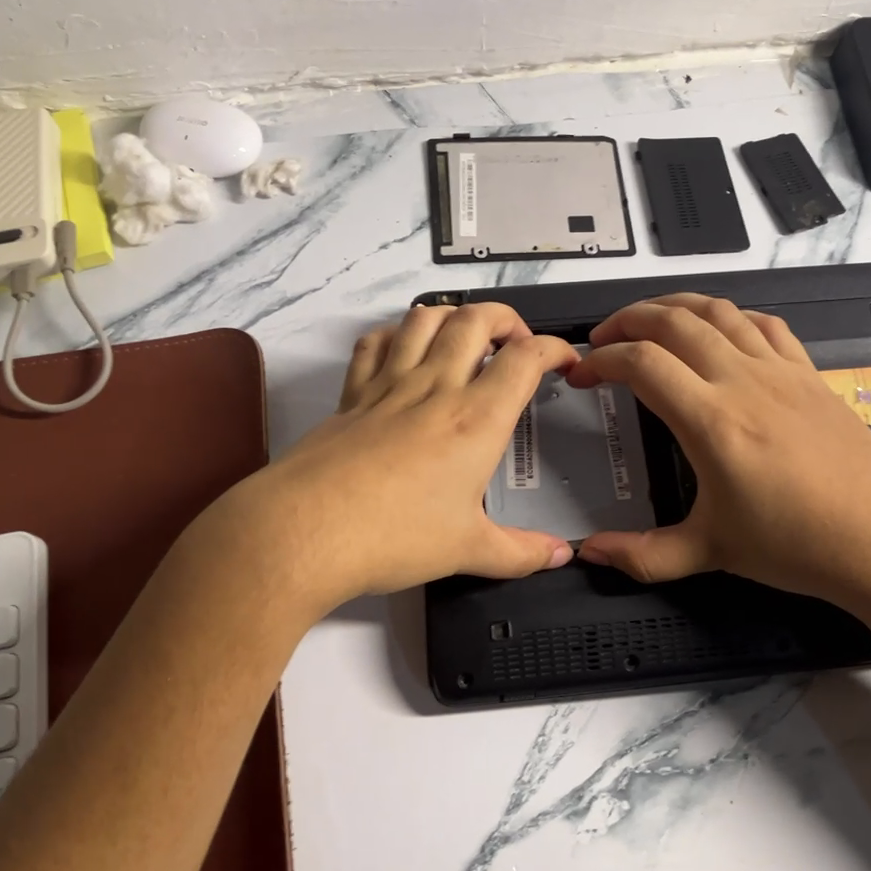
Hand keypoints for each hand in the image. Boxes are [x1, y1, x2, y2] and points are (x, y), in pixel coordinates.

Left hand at [210, 303, 579, 610]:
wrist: (304, 531)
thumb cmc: (394, 537)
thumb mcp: (469, 551)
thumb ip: (521, 553)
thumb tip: (559, 556)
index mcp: (476, 419)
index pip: (525, 358)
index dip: (555, 348)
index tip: (566, 362)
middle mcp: (435, 388)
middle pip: (476, 319)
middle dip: (507, 318)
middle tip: (517, 344)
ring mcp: (388, 385)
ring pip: (425, 317)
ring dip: (454, 315)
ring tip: (466, 337)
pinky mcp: (351, 395)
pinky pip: (375, 343)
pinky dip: (396, 334)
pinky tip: (404, 351)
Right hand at [567, 294, 870, 609]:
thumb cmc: (794, 545)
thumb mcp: (707, 552)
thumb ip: (641, 554)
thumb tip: (588, 553)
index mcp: (711, 420)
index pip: (642, 363)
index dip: (601, 360)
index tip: (581, 375)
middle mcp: (743, 381)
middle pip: (674, 321)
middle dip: (628, 319)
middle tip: (602, 338)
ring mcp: (781, 372)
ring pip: (719, 311)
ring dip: (675, 305)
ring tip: (649, 320)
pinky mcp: (810, 375)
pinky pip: (765, 325)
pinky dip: (730, 316)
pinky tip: (719, 331)